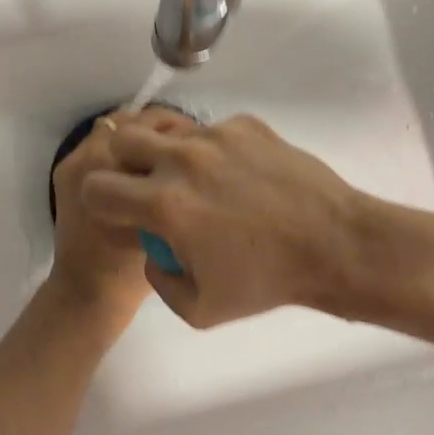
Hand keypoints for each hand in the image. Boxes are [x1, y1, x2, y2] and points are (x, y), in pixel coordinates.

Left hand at [48, 107, 198, 317]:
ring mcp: (76, 160)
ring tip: (158, 155)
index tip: (198, 146)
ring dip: (139, 132)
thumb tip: (192, 153)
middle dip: (162, 127)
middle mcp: (95, 154)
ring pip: (116, 124)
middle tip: (182, 146)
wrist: (87, 289)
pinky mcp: (64, 169)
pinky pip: (97, 140)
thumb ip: (177, 183)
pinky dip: (117, 144)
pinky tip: (134, 167)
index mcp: (122, 168)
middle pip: (137, 118)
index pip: (160, 126)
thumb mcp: (170, 224)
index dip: (184, 131)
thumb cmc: (134, 267)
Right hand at [80, 114, 370, 327]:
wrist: (336, 245)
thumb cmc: (266, 282)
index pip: (96, 187)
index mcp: (164, 204)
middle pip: (123, 140)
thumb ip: (159, 278)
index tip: (120, 212)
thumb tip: (152, 247)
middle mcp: (182, 160)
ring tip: (210, 185)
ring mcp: (216, 136)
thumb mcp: (200, 310)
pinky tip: (244, 179)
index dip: (101, 202)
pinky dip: (218, 153)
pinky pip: (213, 133)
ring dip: (176, 158)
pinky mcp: (245, 124)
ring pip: (173, 136)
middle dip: (127, 164)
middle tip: (151, 186)